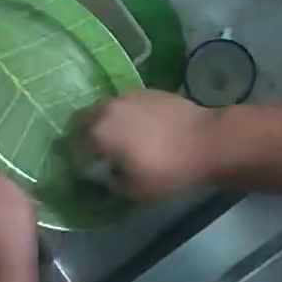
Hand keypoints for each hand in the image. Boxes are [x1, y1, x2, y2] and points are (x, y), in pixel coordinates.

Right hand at [79, 91, 224, 200]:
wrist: (208, 140)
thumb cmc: (167, 170)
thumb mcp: (134, 190)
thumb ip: (110, 182)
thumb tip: (105, 174)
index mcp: (97, 132)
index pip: (73, 143)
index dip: (78, 157)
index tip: (87, 168)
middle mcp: (107, 108)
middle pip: (84, 119)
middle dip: (86, 134)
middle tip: (98, 152)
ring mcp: (127, 96)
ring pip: (105, 109)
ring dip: (106, 122)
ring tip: (121, 139)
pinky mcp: (148, 90)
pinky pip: (126, 104)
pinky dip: (126, 115)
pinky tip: (141, 129)